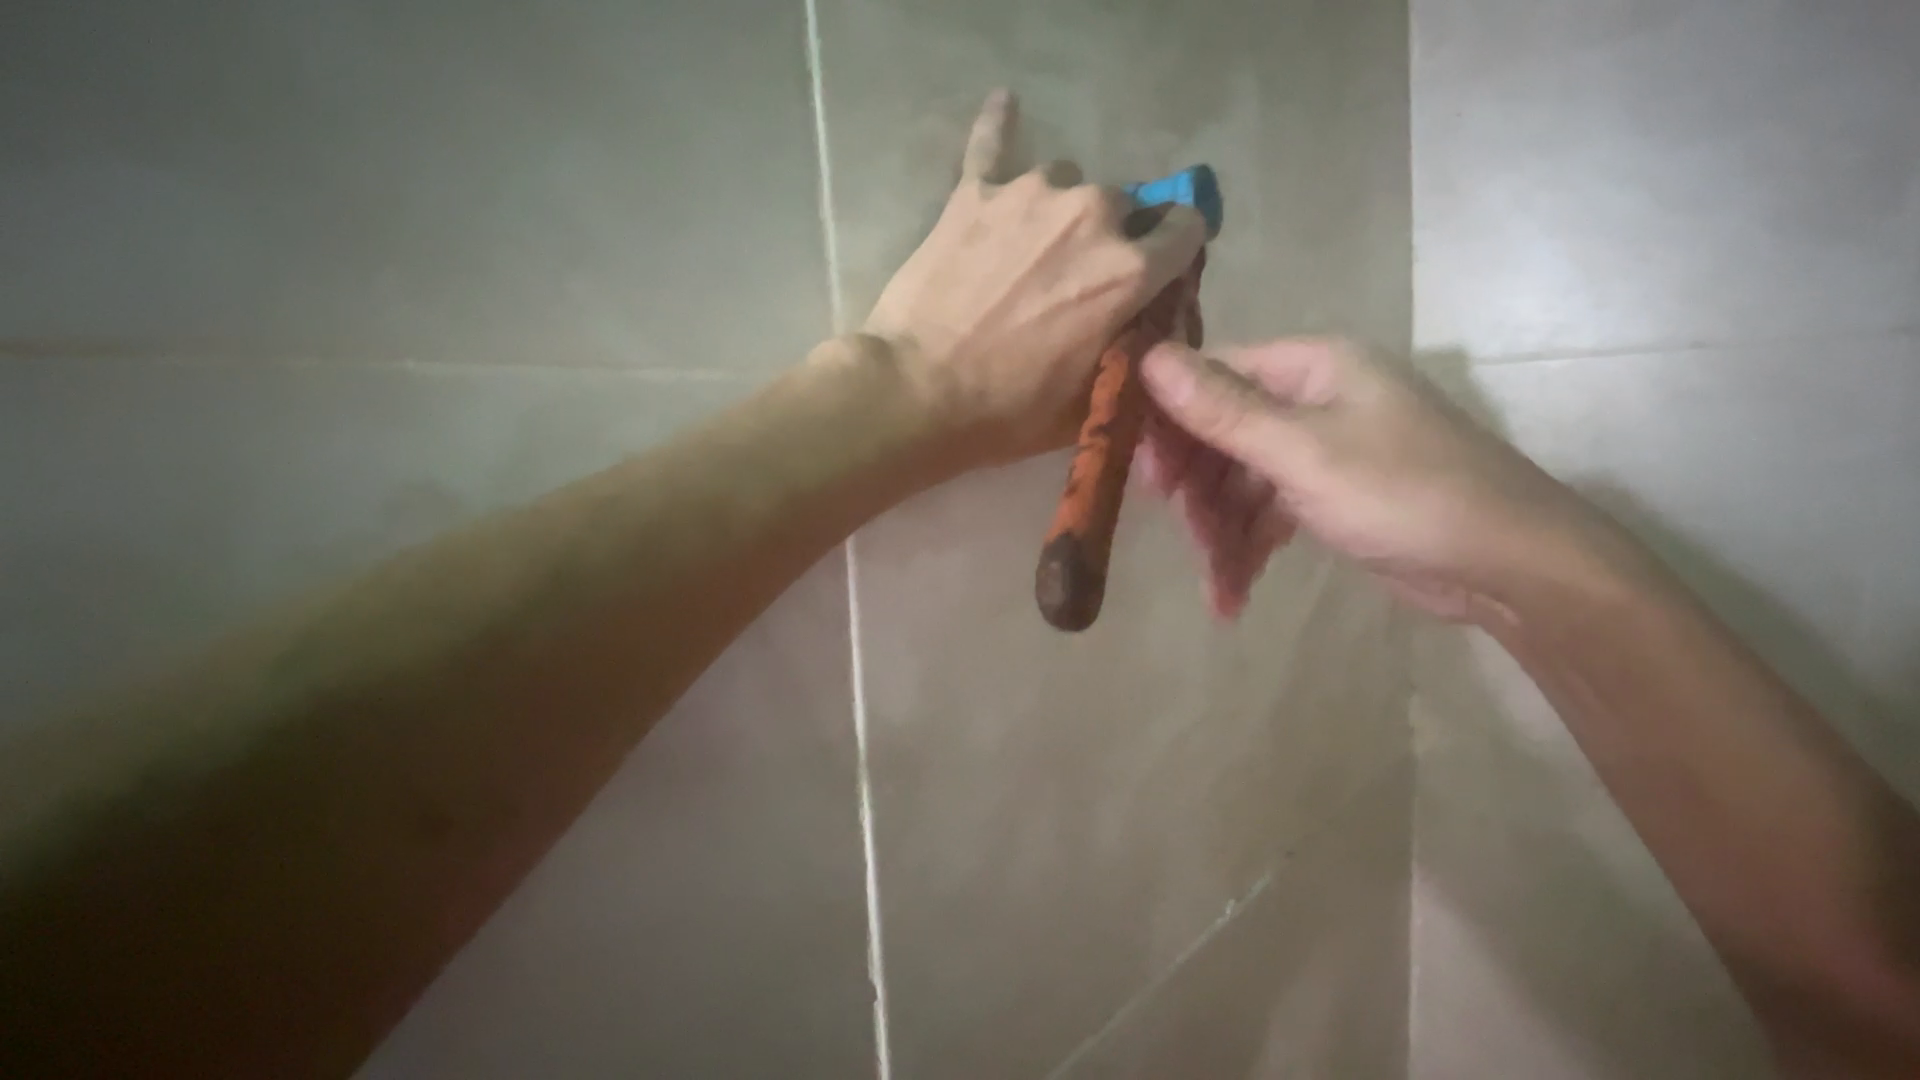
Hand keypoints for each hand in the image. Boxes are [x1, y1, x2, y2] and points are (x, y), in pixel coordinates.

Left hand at [863, 90, 1206, 466]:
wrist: (919, 393)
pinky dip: (1001, 125)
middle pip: (1121, 206)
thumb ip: (1134, 351)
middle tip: (1072, 276)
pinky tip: (1006, 105)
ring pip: (1065, 180)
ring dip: (1056, 208)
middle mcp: (1092, 214)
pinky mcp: (974, 192)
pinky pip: (992, 141)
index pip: (1185, 228)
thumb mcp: (1094, 401)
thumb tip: (1152, 326)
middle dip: (1108, 236)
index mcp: (1130, 269)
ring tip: (1025, 246)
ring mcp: (1030, 194)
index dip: (1175, 247)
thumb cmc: (1010, 411)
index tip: (1158, 264)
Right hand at [1137, 337, 1614, 622]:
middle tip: (1186, 539)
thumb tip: (1147, 358)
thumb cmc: (1404, 492)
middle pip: (1222, 436)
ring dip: (1222, 536)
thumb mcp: (1302, 452)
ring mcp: (1323, 449)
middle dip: (1200, 495)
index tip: (1144, 478)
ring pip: (1241, 483)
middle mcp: (1313, 397)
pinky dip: (1249, 550)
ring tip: (1219, 591)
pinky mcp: (1330, 495)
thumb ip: (1221, 410)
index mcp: (1311, 366)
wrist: (1510, 565)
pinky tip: (1233, 596)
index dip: (1170, 423)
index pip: (1212, 376)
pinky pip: (1268, 513)